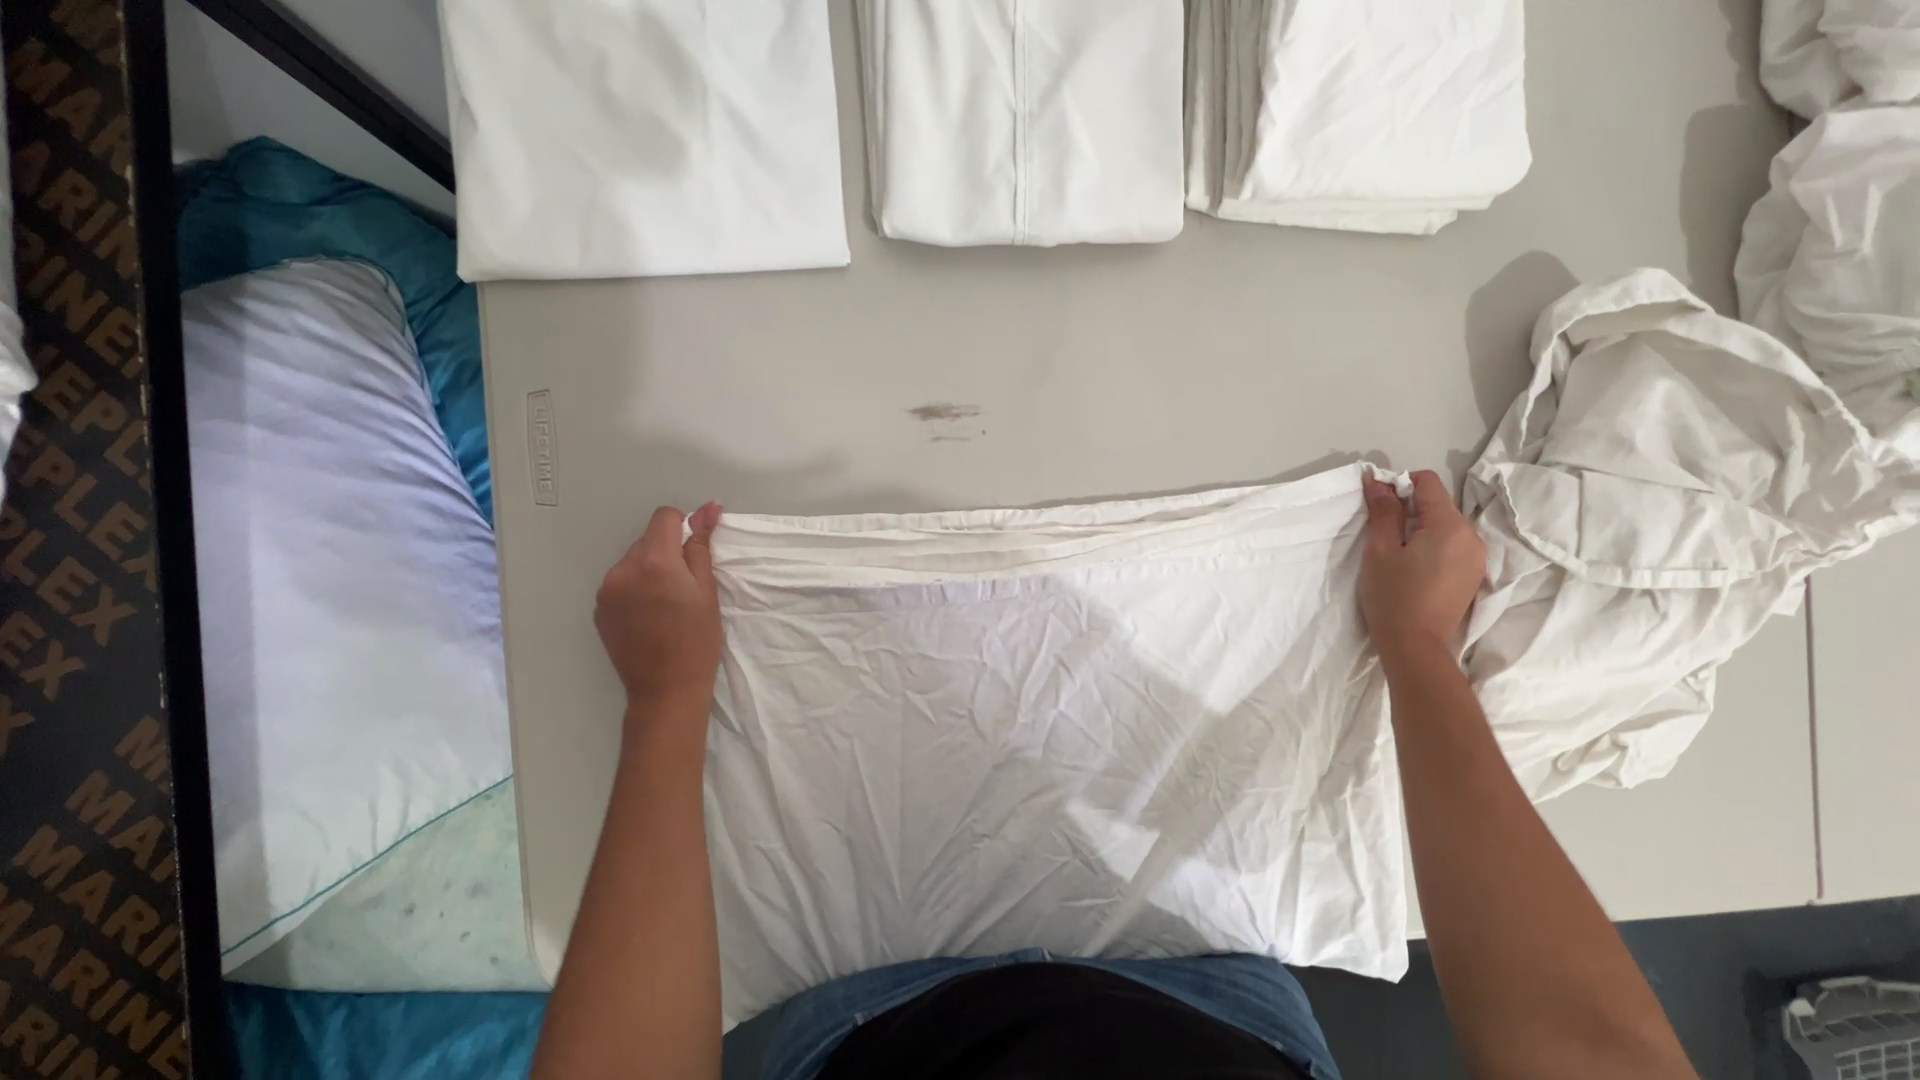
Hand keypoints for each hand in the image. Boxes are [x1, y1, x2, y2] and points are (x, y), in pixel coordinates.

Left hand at [595, 503, 722, 713]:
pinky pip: (620, 584)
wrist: (666, 689)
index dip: (683, 528)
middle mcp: (623, 570)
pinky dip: (635, 590)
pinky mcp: (599, 609)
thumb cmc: (697, 641)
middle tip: (684, 588)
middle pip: (647, 541)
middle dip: (666, 554)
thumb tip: (707, 509)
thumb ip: (700, 546)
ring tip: (666, 605)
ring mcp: (606, 590)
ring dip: (649, 571)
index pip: (664, 518)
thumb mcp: (707, 590)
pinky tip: (649, 616)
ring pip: (632, 562)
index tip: (693, 556)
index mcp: (654, 561)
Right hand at [1359, 471, 1486, 660]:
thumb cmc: (1392, 596)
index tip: (1378, 504)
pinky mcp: (1473, 574)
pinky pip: (1453, 545)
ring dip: (1421, 528)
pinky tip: (1415, 567)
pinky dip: (1433, 545)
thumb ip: (1383, 512)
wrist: (1415, 646)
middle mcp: (1472, 536)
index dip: (1399, 484)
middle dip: (1410, 509)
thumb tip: (1378, 481)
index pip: (1428, 483)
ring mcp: (1477, 557)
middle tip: (1383, 533)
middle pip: (1439, 504)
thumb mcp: (1380, 551)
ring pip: (1446, 525)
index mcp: (1450, 526)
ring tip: (1398, 553)